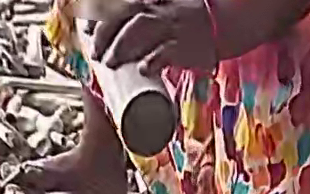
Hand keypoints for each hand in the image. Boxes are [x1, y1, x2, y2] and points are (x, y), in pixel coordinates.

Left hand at [85, 0, 217, 72]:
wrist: (221, 25)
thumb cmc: (190, 22)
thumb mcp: (166, 12)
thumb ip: (146, 22)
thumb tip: (125, 48)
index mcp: (151, 2)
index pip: (120, 5)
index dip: (101, 17)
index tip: (88, 31)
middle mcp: (158, 10)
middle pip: (125, 17)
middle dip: (106, 34)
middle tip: (95, 54)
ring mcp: (170, 27)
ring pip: (140, 33)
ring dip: (123, 48)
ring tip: (109, 63)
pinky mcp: (183, 46)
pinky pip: (166, 53)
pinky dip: (154, 61)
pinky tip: (143, 70)